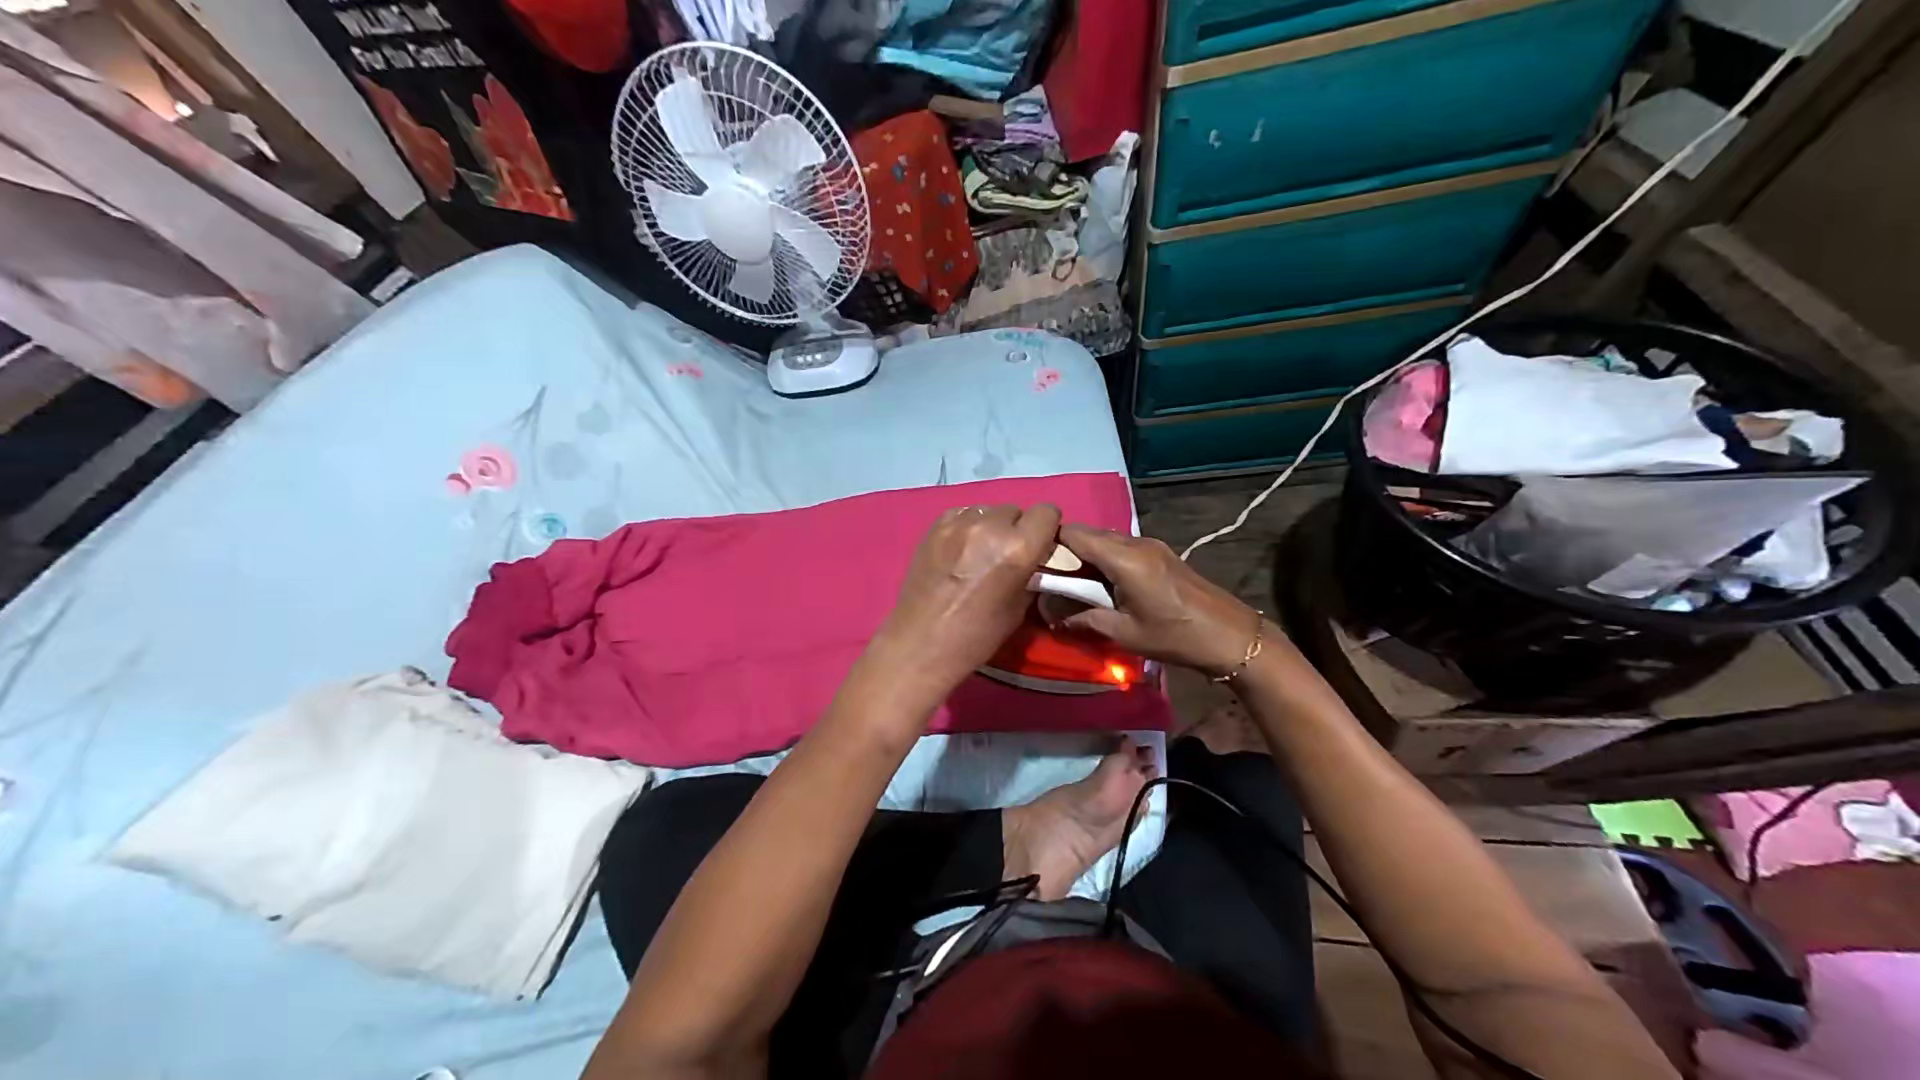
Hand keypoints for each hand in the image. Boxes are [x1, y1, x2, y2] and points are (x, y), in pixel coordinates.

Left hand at [871, 503, 1062, 698]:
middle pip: (1016, 510)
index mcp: (1018, 547)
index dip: (1047, 528)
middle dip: (1017, 529)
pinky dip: (967, 527)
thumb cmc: (977, 635)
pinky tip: (960, 550)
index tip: (1040, 544)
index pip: (1047, 512)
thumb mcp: (1020, 607)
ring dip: (991, 527)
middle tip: (1007, 554)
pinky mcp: (935, 526)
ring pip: (988, 511)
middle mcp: (990, 526)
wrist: (922, 642)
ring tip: (980, 552)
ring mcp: (959, 523)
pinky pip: (962, 514)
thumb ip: (1032, 573)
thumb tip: (1035, 559)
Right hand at [1054, 525, 1263, 676]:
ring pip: (1105, 540)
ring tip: (1072, 584)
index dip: (1049, 544)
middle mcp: (1136, 542)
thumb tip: (1051, 616)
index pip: (1073, 534)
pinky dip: (1104, 559)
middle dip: (1065, 551)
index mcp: (1124, 557)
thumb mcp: (1124, 632)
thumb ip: (1084, 619)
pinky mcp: (1160, 554)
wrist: (1231, 637)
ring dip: (1085, 555)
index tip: (1034, 564)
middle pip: (1088, 534)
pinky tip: (1101, 584)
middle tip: (1049, 578)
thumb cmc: (1175, 636)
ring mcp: (1151, 545)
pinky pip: (1121, 547)